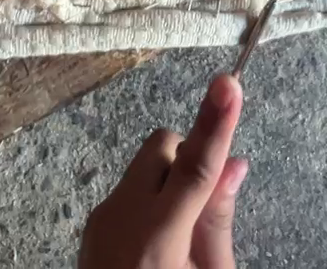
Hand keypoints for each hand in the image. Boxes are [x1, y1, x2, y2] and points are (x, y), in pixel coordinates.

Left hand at [80, 75, 247, 268]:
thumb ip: (217, 223)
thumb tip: (235, 163)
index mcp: (154, 243)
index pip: (195, 167)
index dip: (216, 122)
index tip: (230, 81)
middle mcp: (118, 220)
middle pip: (163, 147)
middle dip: (189, 160)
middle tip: (204, 207)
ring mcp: (99, 220)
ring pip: (146, 165)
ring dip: (170, 182)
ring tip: (180, 239)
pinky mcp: (91, 225)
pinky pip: (130, 188)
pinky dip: (152, 199)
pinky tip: (158, 246)